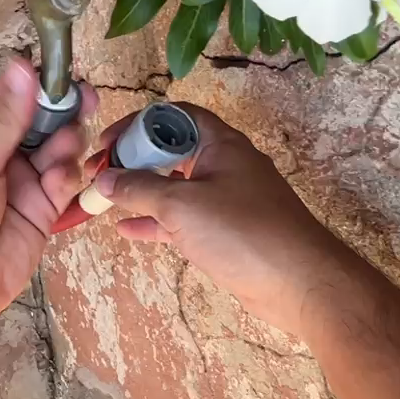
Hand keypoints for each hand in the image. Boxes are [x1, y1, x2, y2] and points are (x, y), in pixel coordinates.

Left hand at [0, 59, 92, 329]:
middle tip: (84, 98)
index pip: (5, 98)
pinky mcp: (44, 210)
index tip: (59, 67)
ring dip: (67, 141)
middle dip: (62, 108)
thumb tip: (21, 66)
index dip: (31, 82)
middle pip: (40, 119)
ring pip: (58, 147)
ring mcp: (24, 182)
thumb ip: (3, 120)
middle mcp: (0, 156)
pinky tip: (61, 180)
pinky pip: (64, 181)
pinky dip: (68, 175)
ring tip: (65, 146)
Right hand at [91, 103, 357, 334]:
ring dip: (141, 191)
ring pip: (175, 186)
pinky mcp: (225, 231)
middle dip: (133, 160)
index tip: (107, 143)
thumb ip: (139, 188)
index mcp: (220, 144)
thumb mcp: (180, 204)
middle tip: (101, 173)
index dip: (137, 124)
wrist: (298, 282)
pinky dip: (156, 221)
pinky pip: (182, 219)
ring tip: (106, 199)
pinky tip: (127, 229)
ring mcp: (226, 199)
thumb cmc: (240, 231)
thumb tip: (105, 179)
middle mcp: (224, 165)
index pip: (174, 116)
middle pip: (172, 151)